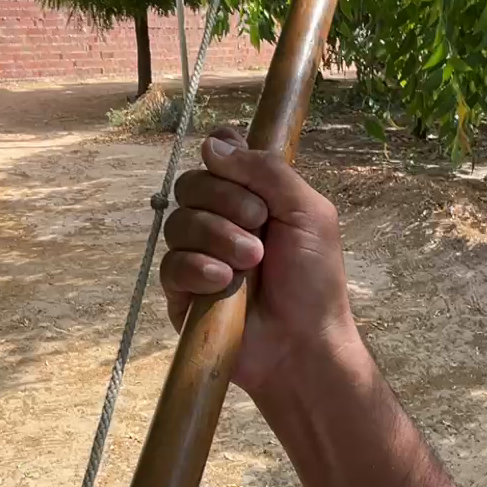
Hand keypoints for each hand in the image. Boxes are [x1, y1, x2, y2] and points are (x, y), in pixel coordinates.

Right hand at [160, 126, 359, 397]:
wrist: (304, 343)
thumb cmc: (315, 281)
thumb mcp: (307, 212)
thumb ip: (266, 171)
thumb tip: (212, 143)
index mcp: (252, 198)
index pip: (217, 158)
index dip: (223, 160)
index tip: (243, 176)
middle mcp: (221, 222)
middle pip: (191, 185)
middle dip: (226, 202)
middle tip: (260, 227)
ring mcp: (200, 257)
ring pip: (178, 223)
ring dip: (217, 237)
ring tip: (251, 264)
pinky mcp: (183, 293)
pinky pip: (171, 265)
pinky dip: (197, 269)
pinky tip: (223, 282)